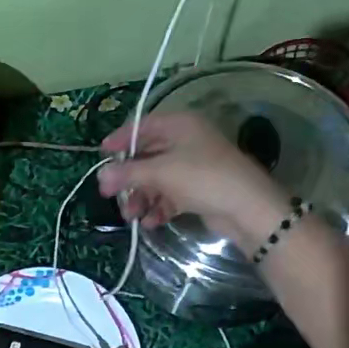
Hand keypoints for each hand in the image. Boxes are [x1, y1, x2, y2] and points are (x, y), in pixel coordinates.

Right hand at [97, 111, 287, 243]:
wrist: (248, 208)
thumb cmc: (202, 178)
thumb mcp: (160, 172)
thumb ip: (128, 173)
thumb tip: (100, 176)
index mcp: (180, 125)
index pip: (142, 126)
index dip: (120, 140)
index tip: (101, 155)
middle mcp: (186, 141)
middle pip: (148, 155)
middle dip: (128, 178)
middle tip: (108, 194)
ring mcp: (194, 166)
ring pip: (157, 178)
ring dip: (141, 196)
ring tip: (131, 216)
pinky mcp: (200, 190)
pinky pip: (171, 195)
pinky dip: (159, 207)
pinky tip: (150, 222)